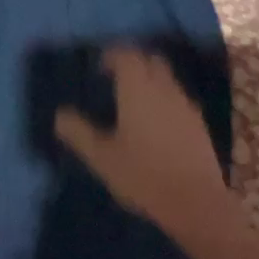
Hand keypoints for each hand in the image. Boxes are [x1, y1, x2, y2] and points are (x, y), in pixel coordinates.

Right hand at [53, 47, 227, 224]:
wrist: (195, 202)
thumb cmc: (143, 177)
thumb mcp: (102, 158)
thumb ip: (79, 133)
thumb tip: (60, 115)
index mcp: (138, 90)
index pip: (127, 55)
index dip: (112, 55)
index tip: (98, 69)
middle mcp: (164, 89)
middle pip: (151, 60)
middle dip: (133, 62)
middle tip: (114, 79)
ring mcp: (185, 105)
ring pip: (167, 78)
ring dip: (150, 79)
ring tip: (132, 101)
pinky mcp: (198, 123)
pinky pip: (177, 97)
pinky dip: (163, 97)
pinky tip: (154, 122)